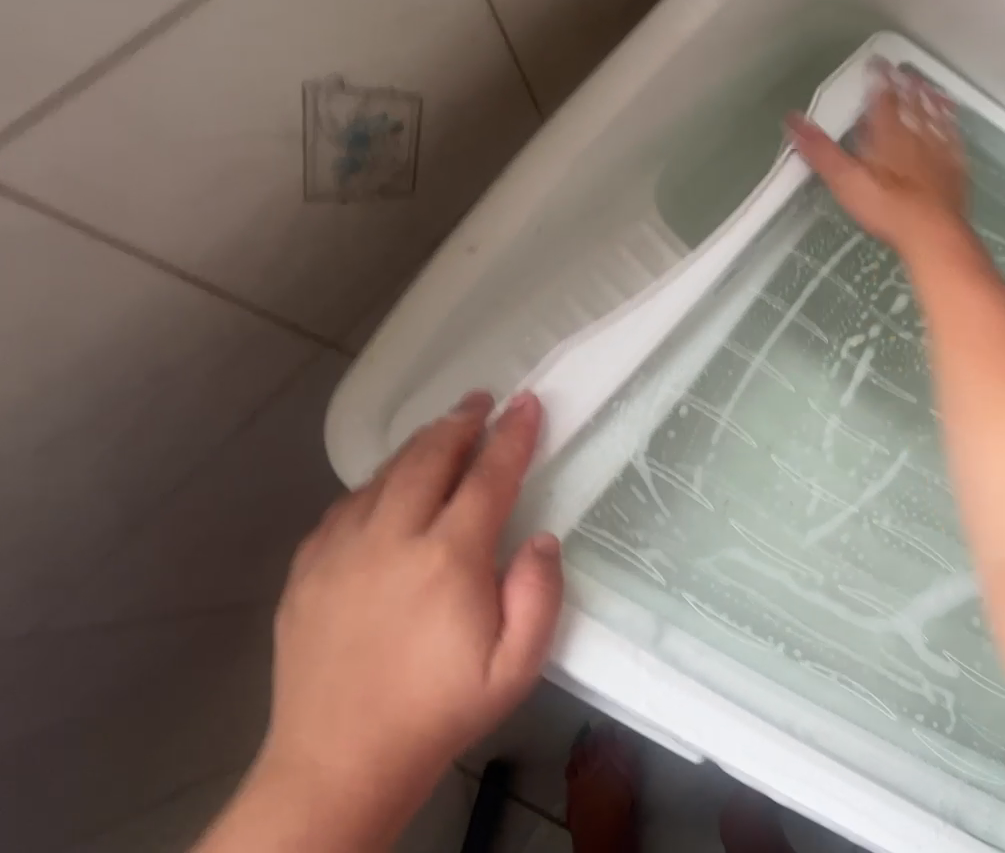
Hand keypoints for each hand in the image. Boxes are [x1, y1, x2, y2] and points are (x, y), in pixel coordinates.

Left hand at [231, 391, 562, 848]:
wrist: (340, 762)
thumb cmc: (443, 709)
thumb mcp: (519, 663)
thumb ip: (540, 594)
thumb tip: (541, 538)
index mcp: (448, 560)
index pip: (488, 477)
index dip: (512, 436)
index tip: (527, 404)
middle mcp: (390, 543)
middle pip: (428, 461)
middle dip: (460, 423)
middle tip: (482, 399)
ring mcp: (340, 556)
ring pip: (381, 478)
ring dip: (417, 446)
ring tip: (443, 428)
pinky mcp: (306, 576)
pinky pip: (342, 510)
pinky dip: (372, 484)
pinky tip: (386, 485)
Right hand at [786, 58, 971, 258]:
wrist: (933, 233)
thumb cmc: (887, 208)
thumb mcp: (845, 180)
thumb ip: (820, 150)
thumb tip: (791, 120)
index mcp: (888, 134)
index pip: (882, 99)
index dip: (879, 80)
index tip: (877, 63)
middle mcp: (916, 137)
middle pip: (911, 105)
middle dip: (906, 86)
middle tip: (905, 69)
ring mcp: (940, 153)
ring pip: (935, 119)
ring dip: (931, 101)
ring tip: (929, 87)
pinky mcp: (956, 172)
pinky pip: (954, 141)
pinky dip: (952, 128)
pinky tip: (952, 125)